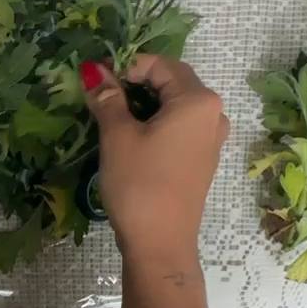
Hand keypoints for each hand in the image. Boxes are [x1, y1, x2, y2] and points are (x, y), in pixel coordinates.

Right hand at [82, 55, 230, 266]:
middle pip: (171, 84)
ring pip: (174, 108)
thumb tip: (93, 71)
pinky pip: (179, 130)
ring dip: (143, 107)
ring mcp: (211, 139)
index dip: (125, 67)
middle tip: (101, 100)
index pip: (160, 65)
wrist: (159, 242)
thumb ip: (107, 99)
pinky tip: (132, 143)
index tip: (96, 81)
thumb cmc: (138, 184)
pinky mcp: (202, 160)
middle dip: (135, 86)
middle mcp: (213, 113)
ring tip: (112, 123)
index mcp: (197, 100)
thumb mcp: (117, 137)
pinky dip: (155, 126)